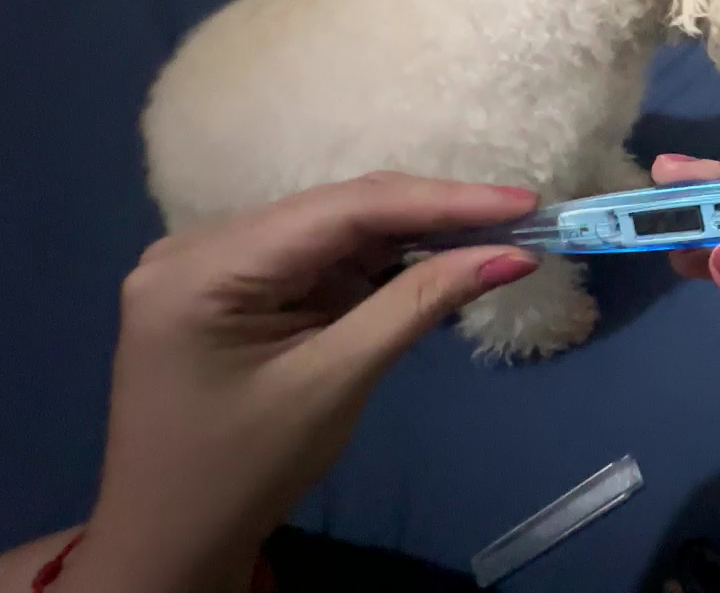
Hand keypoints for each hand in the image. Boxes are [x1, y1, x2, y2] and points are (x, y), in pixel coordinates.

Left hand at [62, 174, 541, 592]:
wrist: (176, 534)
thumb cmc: (245, 465)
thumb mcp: (339, 379)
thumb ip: (424, 302)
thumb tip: (518, 255)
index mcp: (203, 269)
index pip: (346, 211)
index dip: (445, 200)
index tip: (525, 201)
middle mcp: (210, 245)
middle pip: (351, 206)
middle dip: (444, 208)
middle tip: (527, 213)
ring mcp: (234, 257)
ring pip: (357, 219)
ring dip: (432, 225)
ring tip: (504, 227)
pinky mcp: (263, 275)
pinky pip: (349, 245)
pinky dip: (407, 248)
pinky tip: (454, 247)